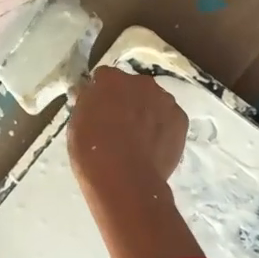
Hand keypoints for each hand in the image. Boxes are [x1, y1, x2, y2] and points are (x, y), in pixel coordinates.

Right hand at [67, 66, 187, 199]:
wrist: (125, 179)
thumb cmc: (92, 151)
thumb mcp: (76, 122)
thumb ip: (86, 102)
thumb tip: (88, 93)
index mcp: (111, 79)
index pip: (103, 78)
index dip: (100, 93)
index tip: (97, 108)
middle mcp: (140, 82)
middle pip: (132, 87)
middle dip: (126, 100)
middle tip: (118, 123)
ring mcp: (164, 100)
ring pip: (153, 101)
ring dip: (146, 112)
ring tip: (138, 138)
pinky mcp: (181, 120)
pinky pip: (169, 118)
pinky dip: (162, 127)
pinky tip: (153, 145)